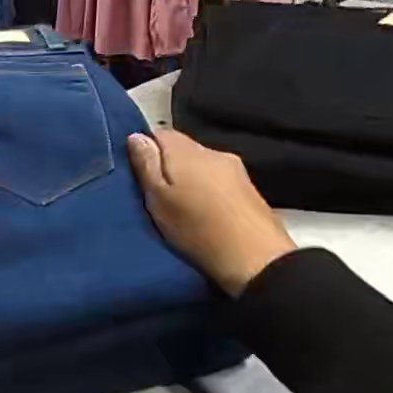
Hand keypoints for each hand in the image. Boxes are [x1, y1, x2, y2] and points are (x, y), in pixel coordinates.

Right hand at [128, 129, 296, 295]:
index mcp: (186, 150)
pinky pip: (219, 181)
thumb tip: (136, 136)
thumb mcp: (159, 201)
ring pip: (202, 166)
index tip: (138, 175)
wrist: (256, 259)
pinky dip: (209, 191)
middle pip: (182, 149)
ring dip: (191, 180)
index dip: (145, 151)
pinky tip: (206, 213)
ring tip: (182, 207)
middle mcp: (212, 151)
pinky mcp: (249, 189)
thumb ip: (146, 165)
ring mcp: (235, 169)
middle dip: (169, 166)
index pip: (158, 133)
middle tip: (158, 196)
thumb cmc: (197, 230)